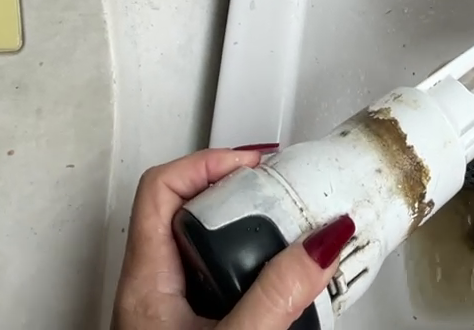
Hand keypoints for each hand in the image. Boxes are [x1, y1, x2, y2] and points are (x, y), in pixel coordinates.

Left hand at [113, 148, 356, 329]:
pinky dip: (265, 267)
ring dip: (261, 230)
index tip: (260, 164)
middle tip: (289, 190)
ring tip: (299, 230)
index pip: (163, 186)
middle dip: (248, 191)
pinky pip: (232, 277)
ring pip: (216, 243)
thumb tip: (326, 238)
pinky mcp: (199, 328)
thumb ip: (279, 295)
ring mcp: (176, 313)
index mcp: (148, 283)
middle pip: (195, 207)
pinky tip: (292, 284)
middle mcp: (156, 291)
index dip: (211, 161)